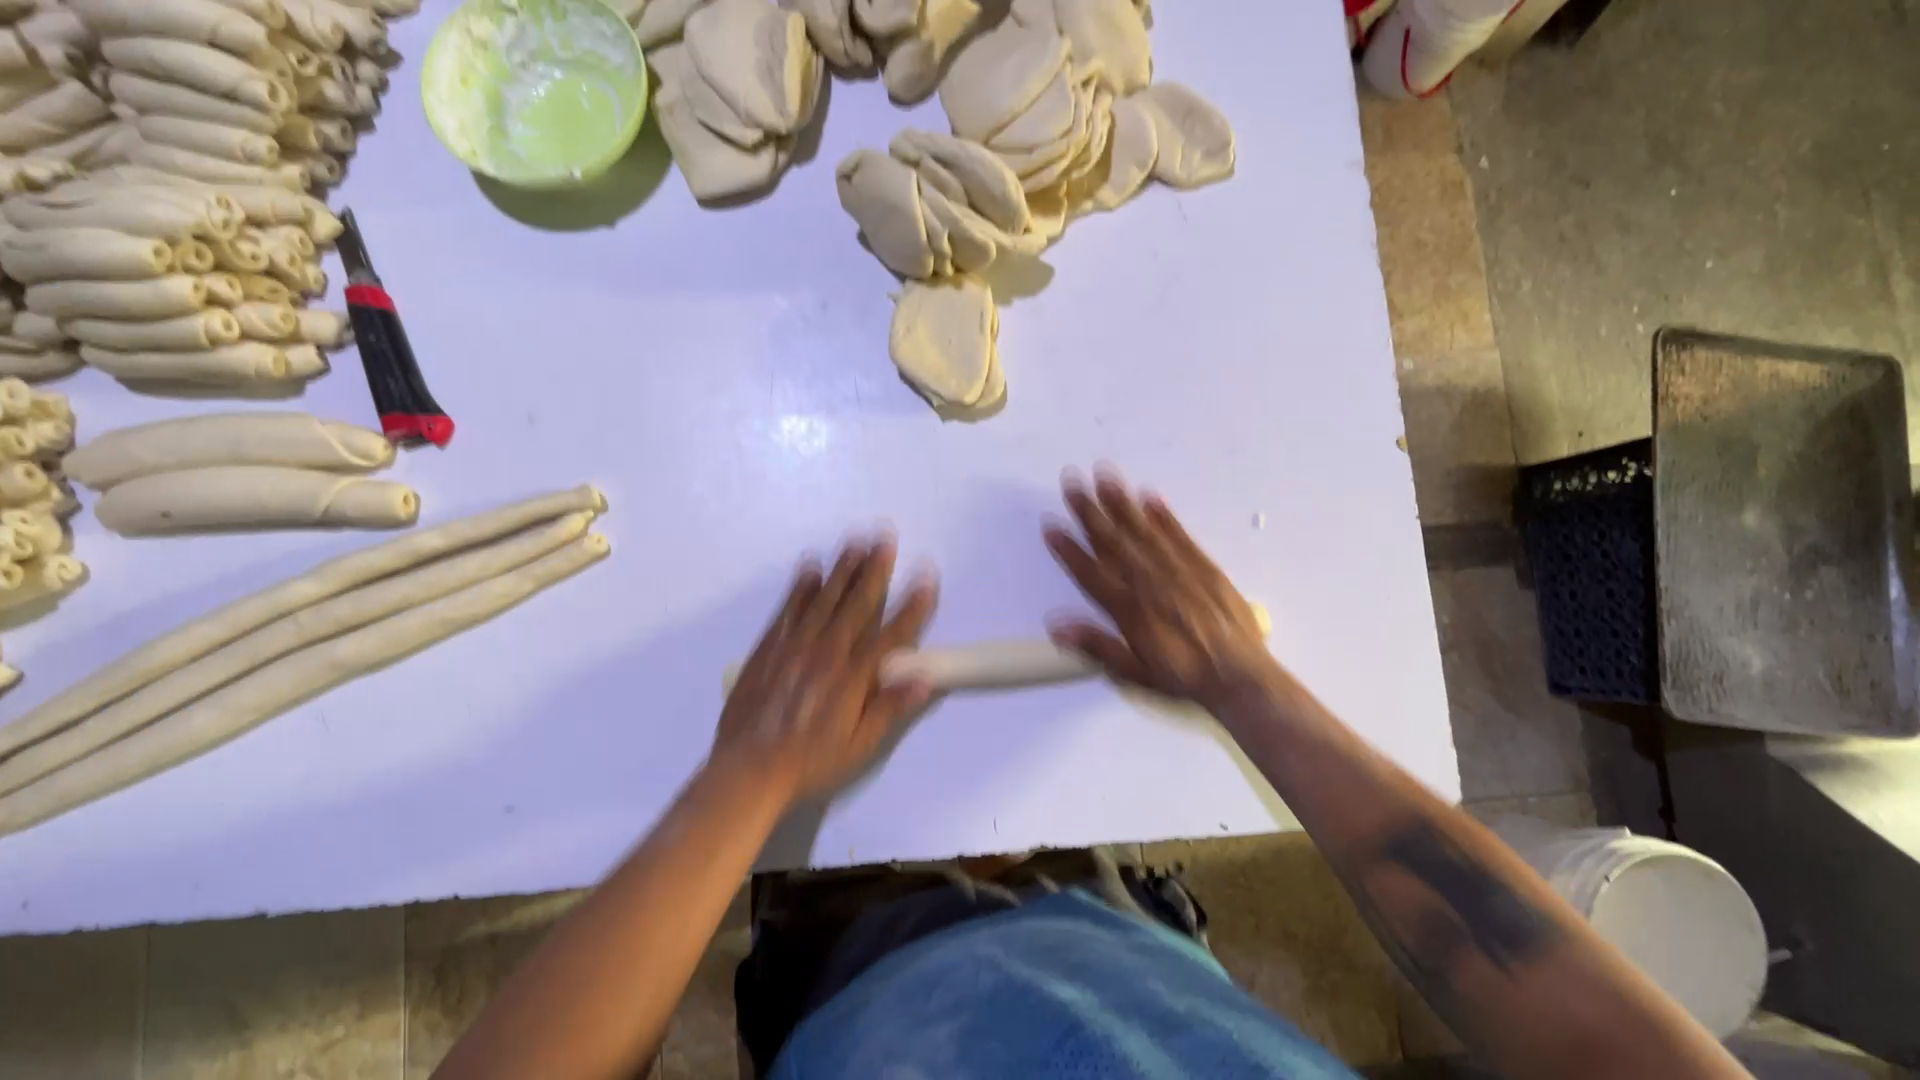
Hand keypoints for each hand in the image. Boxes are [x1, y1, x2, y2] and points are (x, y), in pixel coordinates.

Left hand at [714, 534, 936, 802]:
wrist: (747, 770)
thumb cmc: (810, 763)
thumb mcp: (859, 747)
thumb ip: (890, 709)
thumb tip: (926, 678)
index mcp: (853, 677)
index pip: (892, 634)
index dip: (912, 605)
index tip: (927, 575)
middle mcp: (827, 652)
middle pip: (856, 603)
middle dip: (874, 569)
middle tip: (885, 535)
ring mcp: (795, 646)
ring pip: (824, 598)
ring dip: (842, 568)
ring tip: (856, 539)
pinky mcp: (769, 647)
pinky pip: (789, 608)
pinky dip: (801, 587)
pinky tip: (810, 567)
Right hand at [1044, 466, 1278, 716]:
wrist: (1240, 677)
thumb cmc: (1184, 678)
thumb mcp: (1135, 672)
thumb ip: (1097, 646)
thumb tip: (1057, 626)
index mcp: (1130, 610)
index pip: (1092, 573)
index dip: (1069, 550)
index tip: (1052, 526)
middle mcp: (1151, 584)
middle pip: (1114, 542)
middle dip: (1090, 512)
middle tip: (1072, 483)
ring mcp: (1179, 572)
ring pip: (1144, 532)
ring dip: (1122, 504)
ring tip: (1106, 477)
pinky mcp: (1205, 567)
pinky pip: (1180, 536)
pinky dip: (1165, 516)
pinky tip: (1150, 497)